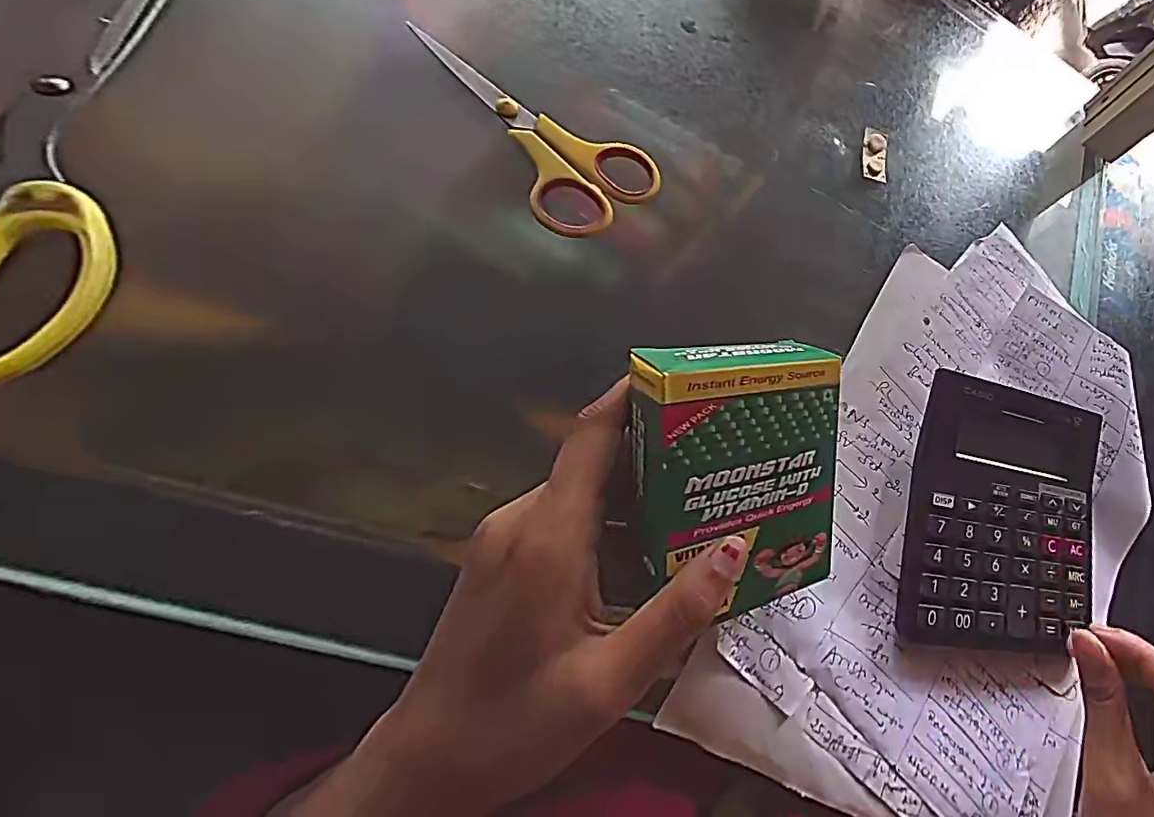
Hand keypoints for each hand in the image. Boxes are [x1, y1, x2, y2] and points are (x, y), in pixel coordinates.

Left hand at [279, 378, 748, 816]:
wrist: (417, 775)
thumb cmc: (509, 728)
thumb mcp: (609, 681)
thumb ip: (677, 613)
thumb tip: (736, 547)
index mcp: (547, 535)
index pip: (591, 435)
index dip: (633, 396)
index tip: (681, 377)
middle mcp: (524, 520)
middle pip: (599, 458)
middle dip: (661, 446)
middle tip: (721, 448)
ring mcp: (510, 537)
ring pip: (589, 489)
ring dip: (643, 487)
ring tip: (703, 494)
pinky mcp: (508, 556)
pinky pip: (573, 515)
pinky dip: (619, 517)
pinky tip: (655, 543)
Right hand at [1072, 626, 1153, 816]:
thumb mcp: (1113, 788)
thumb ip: (1103, 711)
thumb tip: (1089, 649)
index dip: (1138, 653)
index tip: (1097, 635)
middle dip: (1133, 663)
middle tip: (1091, 642)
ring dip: (1133, 681)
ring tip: (1098, 659)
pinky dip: (1138, 709)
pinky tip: (1114, 692)